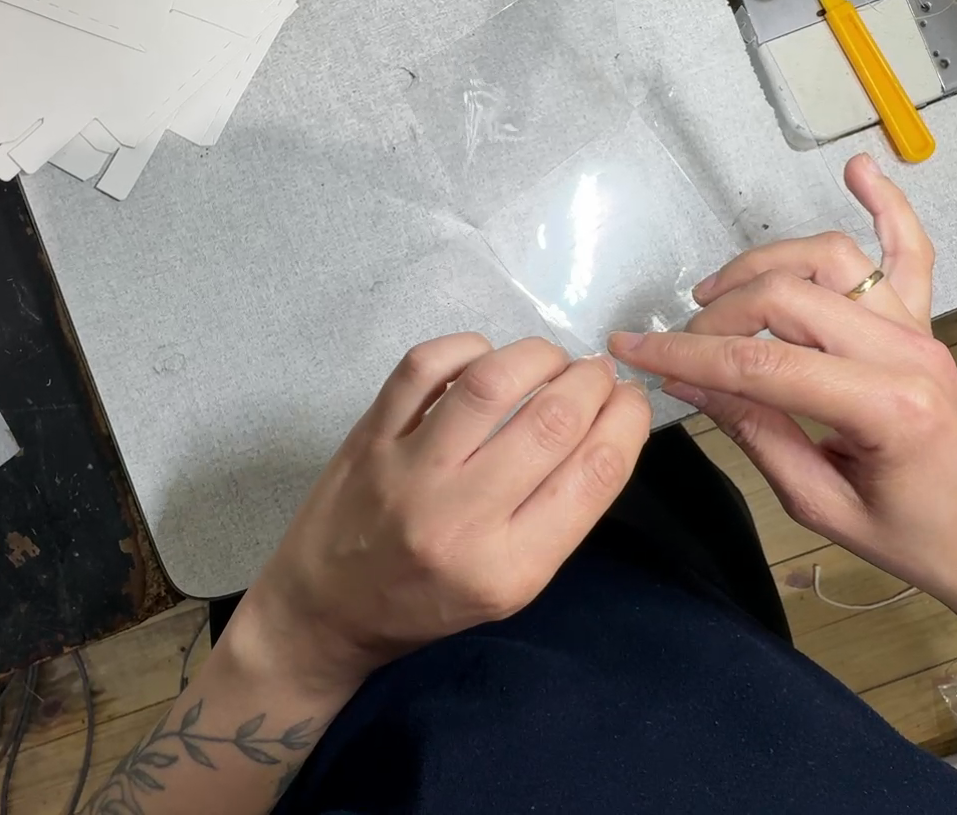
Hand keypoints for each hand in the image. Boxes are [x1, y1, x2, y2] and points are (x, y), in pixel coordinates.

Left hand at [238, 334, 652, 696]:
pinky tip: (484, 358)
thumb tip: (600, 423)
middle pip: (551, 421)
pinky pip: (425, 366)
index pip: (594, 474)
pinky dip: (467, 347)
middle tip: (595, 374)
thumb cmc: (426, 604)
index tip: (630, 400)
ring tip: (551, 359)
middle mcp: (460, 516)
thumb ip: (557, 511)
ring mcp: (408, 470)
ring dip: (538, 356)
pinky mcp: (370, 435)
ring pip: (490, 383)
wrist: (326, 610)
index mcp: (510, 568)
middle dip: (591, 382)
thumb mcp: (509, 586)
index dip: (627, 421)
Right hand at [608, 154, 956, 638]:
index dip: (684, 356)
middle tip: (678, 350)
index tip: (629, 350)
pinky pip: (907, 251)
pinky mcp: (923, 323)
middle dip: (715, 318)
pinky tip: (857, 170)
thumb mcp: (816, 503)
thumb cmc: (912, 541)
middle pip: (787, 297)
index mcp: (886, 408)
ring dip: (761, 266)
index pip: (760, 364)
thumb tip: (686, 381)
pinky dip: (885, 206)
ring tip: (715, 295)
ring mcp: (919, 328)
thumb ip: (752, 431)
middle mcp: (907, 350)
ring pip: (827, 259)